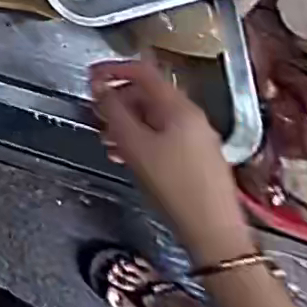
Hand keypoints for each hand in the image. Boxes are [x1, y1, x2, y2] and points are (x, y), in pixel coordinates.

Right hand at [90, 59, 254, 263]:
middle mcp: (192, 116)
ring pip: (155, 117)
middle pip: (148, 94)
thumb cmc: (174, 186)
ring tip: (108, 139)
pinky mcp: (199, 160)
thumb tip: (100, 88)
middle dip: (118, 101)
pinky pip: (164, 136)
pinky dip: (142, 139)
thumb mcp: (134, 144)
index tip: (91, 76)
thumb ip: (113, 111)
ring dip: (128, 123)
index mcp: (178, 106)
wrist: (215, 236)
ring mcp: (198, 138)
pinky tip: (128, 157)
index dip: (113, 69)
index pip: (142, 71)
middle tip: (97, 113)